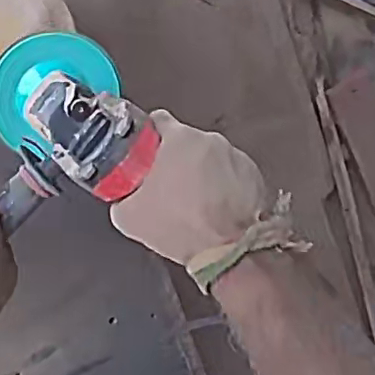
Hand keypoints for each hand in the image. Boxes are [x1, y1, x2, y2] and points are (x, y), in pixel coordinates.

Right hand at [111, 110, 266, 266]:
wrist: (226, 254)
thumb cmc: (180, 227)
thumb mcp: (127, 215)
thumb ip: (120, 195)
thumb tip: (121, 196)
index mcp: (179, 140)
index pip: (158, 121)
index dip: (147, 137)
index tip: (142, 153)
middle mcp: (210, 141)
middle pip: (184, 141)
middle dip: (173, 158)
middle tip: (163, 183)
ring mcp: (236, 157)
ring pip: (208, 157)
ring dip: (199, 171)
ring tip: (190, 200)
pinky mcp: (254, 176)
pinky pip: (230, 173)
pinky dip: (221, 184)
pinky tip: (210, 207)